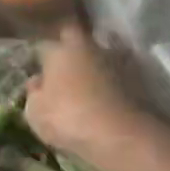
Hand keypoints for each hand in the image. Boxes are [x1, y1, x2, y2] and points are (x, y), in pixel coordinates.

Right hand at [23, 21, 156, 169]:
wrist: (116, 131)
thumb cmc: (65, 118)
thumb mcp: (34, 112)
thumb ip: (33, 93)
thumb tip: (36, 81)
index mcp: (61, 51)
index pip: (46, 42)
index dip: (42, 53)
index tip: (38, 64)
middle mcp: (90, 46)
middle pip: (78, 39)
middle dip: (70, 49)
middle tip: (62, 68)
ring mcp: (116, 57)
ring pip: (99, 53)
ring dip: (92, 63)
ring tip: (85, 82)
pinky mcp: (136, 73)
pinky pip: (116, 70)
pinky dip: (109, 78)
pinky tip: (103, 93)